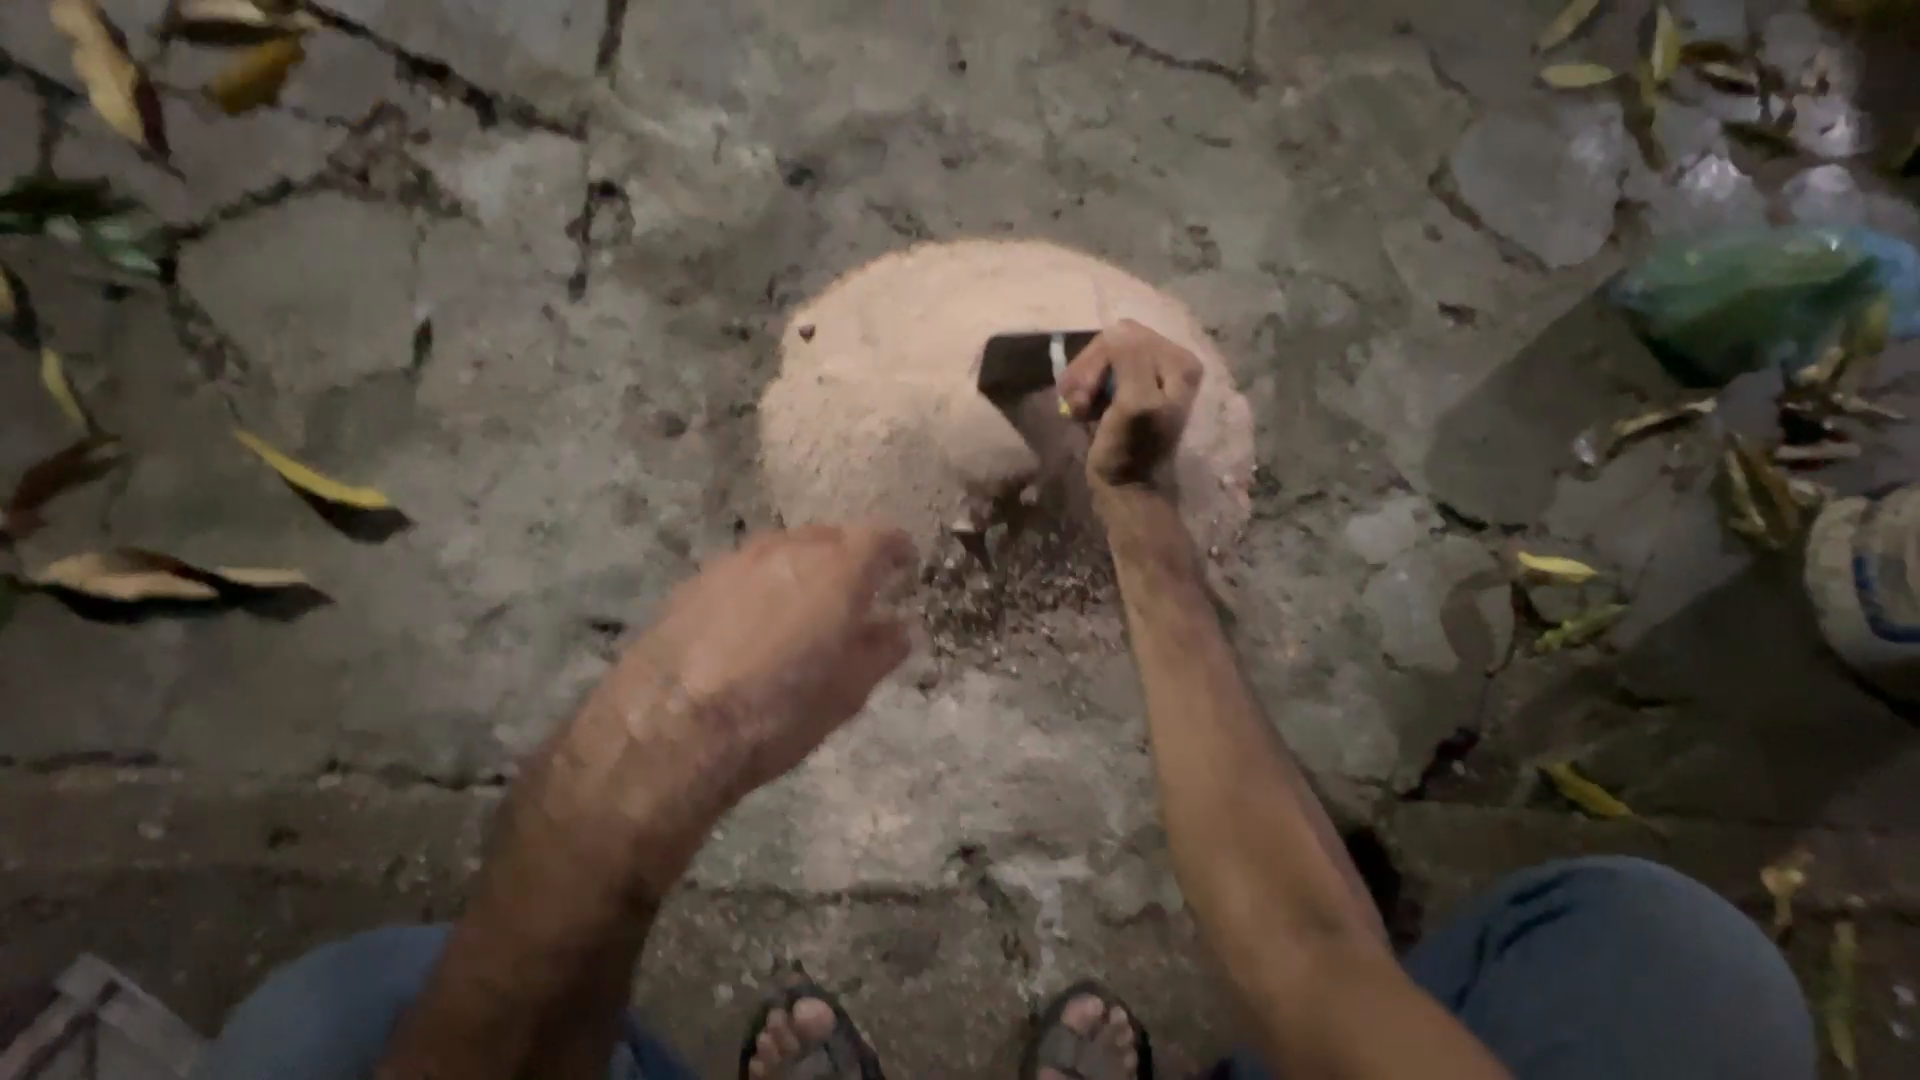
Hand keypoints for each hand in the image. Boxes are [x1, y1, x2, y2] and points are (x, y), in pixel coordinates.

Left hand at [610, 525, 916, 800]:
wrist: (668, 728)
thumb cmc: (776, 715)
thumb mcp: (847, 694)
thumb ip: (881, 650)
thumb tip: (901, 627)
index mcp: (837, 572)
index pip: (879, 536)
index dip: (897, 548)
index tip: (904, 567)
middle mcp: (788, 550)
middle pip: (830, 536)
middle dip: (850, 557)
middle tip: (856, 592)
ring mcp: (737, 560)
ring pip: (784, 548)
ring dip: (803, 567)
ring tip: (804, 606)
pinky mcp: (697, 579)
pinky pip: (745, 568)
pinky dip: (763, 583)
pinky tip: (753, 621)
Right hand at [1059, 320, 1203, 490]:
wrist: (1123, 486)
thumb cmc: (1130, 449)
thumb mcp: (1135, 404)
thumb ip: (1131, 362)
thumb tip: (1118, 328)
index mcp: (1179, 361)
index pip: (1126, 334)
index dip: (1098, 362)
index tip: (1088, 395)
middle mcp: (1167, 360)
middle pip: (1111, 342)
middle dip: (1088, 374)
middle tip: (1078, 406)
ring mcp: (1146, 373)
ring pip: (1098, 357)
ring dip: (1081, 384)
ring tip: (1078, 411)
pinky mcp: (1128, 386)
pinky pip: (1096, 372)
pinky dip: (1083, 390)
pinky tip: (1082, 410)